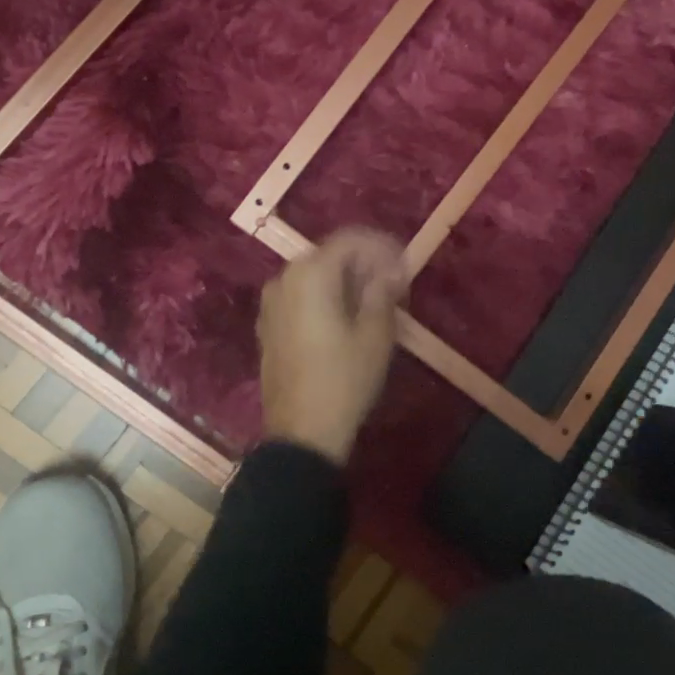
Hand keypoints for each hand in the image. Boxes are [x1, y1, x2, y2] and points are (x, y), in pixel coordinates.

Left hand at [258, 227, 407, 464]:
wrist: (301, 434)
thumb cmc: (344, 381)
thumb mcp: (375, 335)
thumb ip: (382, 292)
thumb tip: (390, 270)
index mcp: (310, 275)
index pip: (350, 241)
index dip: (382, 247)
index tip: (406, 264)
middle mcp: (283, 280)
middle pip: (330, 256)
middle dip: (365, 264)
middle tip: (396, 286)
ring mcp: (271, 304)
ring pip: (315, 277)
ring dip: (346, 282)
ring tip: (376, 304)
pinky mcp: (268, 327)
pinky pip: (301, 298)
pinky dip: (326, 298)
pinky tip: (347, 320)